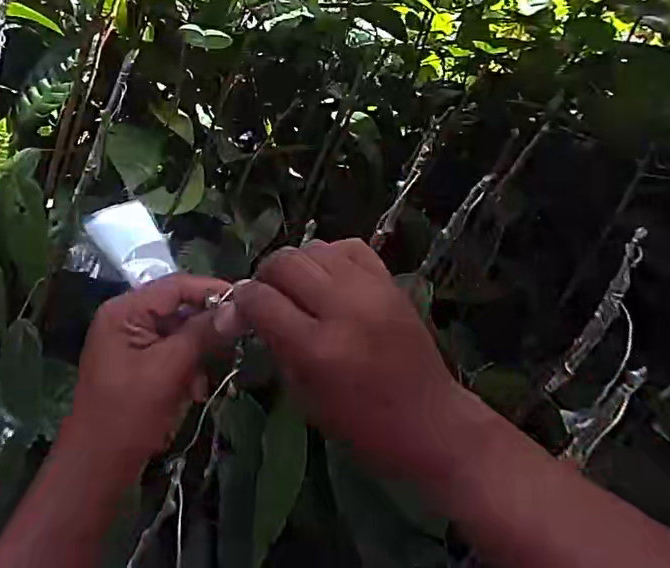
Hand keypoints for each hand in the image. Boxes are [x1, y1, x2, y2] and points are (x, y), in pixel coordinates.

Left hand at [65, 273, 231, 464]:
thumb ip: (202, 333)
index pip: (176, 285)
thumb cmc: (126, 417)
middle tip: (235, 343)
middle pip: (178, 307)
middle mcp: (126, 318)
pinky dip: (187, 367)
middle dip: (205, 328)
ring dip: (198, 352)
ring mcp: (130, 342)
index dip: (212, 290)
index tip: (247, 300)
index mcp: (124, 311)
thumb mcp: (169, 370)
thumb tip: (238, 306)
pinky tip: (195, 391)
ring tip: (205, 381)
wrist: (93, 474)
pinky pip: (172, 352)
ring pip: (179, 331)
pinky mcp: (138, 364)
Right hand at [229, 239, 468, 482]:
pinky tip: (328, 276)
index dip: (242, 301)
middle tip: (266, 295)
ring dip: (296, 264)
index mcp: (318, 348)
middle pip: (285, 262)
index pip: (262, 301)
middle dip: (265, 275)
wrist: (430, 420)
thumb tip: (249, 310)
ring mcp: (369, 289)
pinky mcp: (389, 279)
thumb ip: (276, 346)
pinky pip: (348, 246)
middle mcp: (342, 308)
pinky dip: (330, 255)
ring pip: (314, 247)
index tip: (239, 308)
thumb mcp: (306, 397)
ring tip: (297, 286)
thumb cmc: (363, 424)